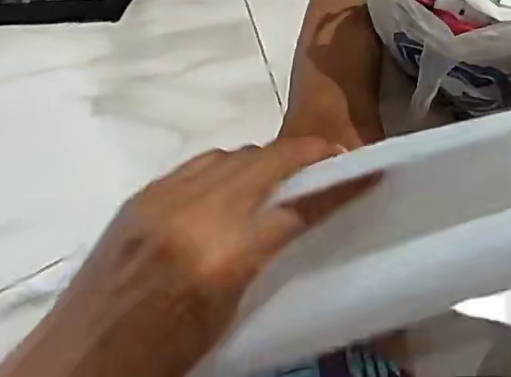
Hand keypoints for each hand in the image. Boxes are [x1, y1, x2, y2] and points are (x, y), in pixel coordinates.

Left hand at [0, 138, 374, 376]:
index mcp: (220, 261)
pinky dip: (228, 166)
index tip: (370, 170)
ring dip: (267, 159)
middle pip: (270, 161)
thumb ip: (264, 258)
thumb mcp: (225, 319)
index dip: (341, 185)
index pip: (299, 206)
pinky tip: (232, 185)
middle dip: (308, 155)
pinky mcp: (140, 198)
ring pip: (237, 154)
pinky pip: (201, 163)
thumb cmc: (156, 365)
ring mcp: (162, 201)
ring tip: (281, 176)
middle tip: (332, 162)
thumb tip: (297, 217)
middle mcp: (194, 217)